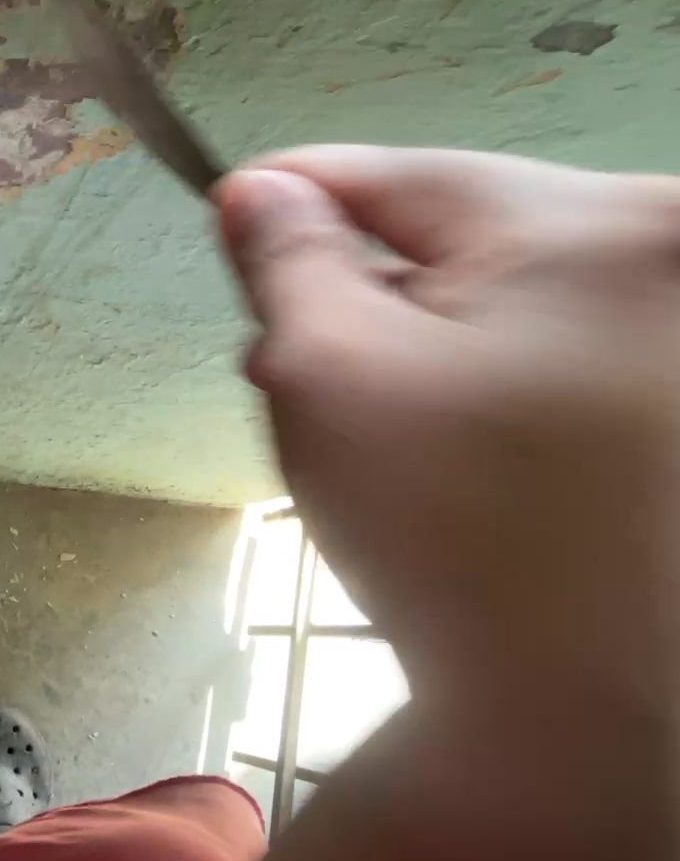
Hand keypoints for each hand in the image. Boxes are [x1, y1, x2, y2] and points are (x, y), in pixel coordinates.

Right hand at [216, 147, 679, 707]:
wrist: (575, 687)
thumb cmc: (436, 517)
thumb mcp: (323, 373)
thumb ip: (286, 263)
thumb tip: (255, 187)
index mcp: (596, 230)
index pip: (400, 173)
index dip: (294, 187)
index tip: (224, 204)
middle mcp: (674, 249)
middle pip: (452, 231)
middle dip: (350, 285)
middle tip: (279, 362)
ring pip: (490, 287)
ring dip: (400, 330)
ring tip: (347, 411)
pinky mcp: (669, 383)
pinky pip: (534, 333)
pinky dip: (456, 364)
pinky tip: (420, 427)